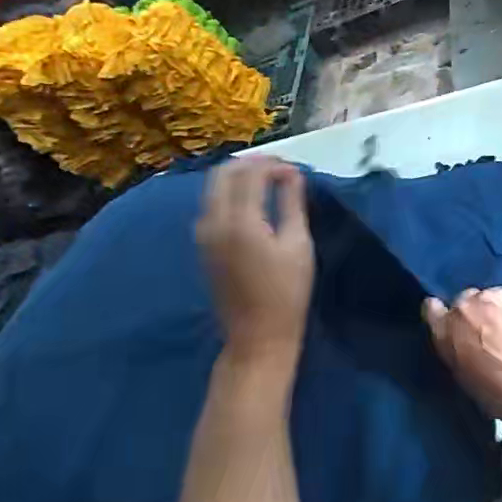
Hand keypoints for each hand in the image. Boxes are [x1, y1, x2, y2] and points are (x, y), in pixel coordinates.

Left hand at [198, 158, 313, 363]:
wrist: (257, 336)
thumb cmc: (287, 293)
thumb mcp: (298, 245)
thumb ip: (292, 204)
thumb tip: (292, 175)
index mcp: (240, 221)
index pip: (250, 173)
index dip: (273, 165)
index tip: (295, 172)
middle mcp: (214, 222)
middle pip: (224, 173)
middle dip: (251, 165)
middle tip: (279, 171)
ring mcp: (203, 234)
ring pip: (214, 186)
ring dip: (239, 177)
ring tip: (268, 184)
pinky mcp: (202, 244)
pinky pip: (212, 204)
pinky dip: (230, 194)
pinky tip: (253, 203)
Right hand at [423, 288, 501, 434]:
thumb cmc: (500, 393)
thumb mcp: (463, 377)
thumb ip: (455, 351)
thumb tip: (459, 343)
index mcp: (445, 330)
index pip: (431, 309)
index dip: (443, 316)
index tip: (452, 324)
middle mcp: (465, 305)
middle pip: (465, 301)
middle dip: (475, 314)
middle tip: (491, 336)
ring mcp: (493, 295)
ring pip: (492, 298)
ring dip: (498, 311)